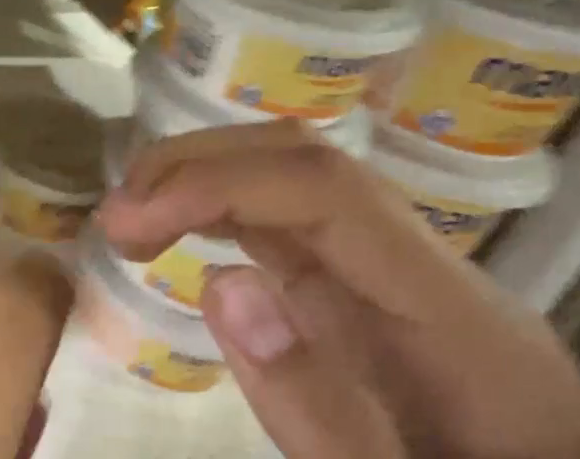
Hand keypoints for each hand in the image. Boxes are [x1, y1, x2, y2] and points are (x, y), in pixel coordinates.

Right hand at [98, 120, 579, 458]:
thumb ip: (326, 416)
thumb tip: (221, 286)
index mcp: (464, 319)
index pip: (329, 191)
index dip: (216, 182)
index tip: (129, 224)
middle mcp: (432, 271)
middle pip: (305, 162)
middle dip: (194, 168)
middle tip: (115, 220)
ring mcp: (398, 273)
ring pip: (289, 174)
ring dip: (196, 179)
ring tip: (130, 223)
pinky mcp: (368, 287)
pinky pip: (286, 217)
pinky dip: (216, 209)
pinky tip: (174, 231)